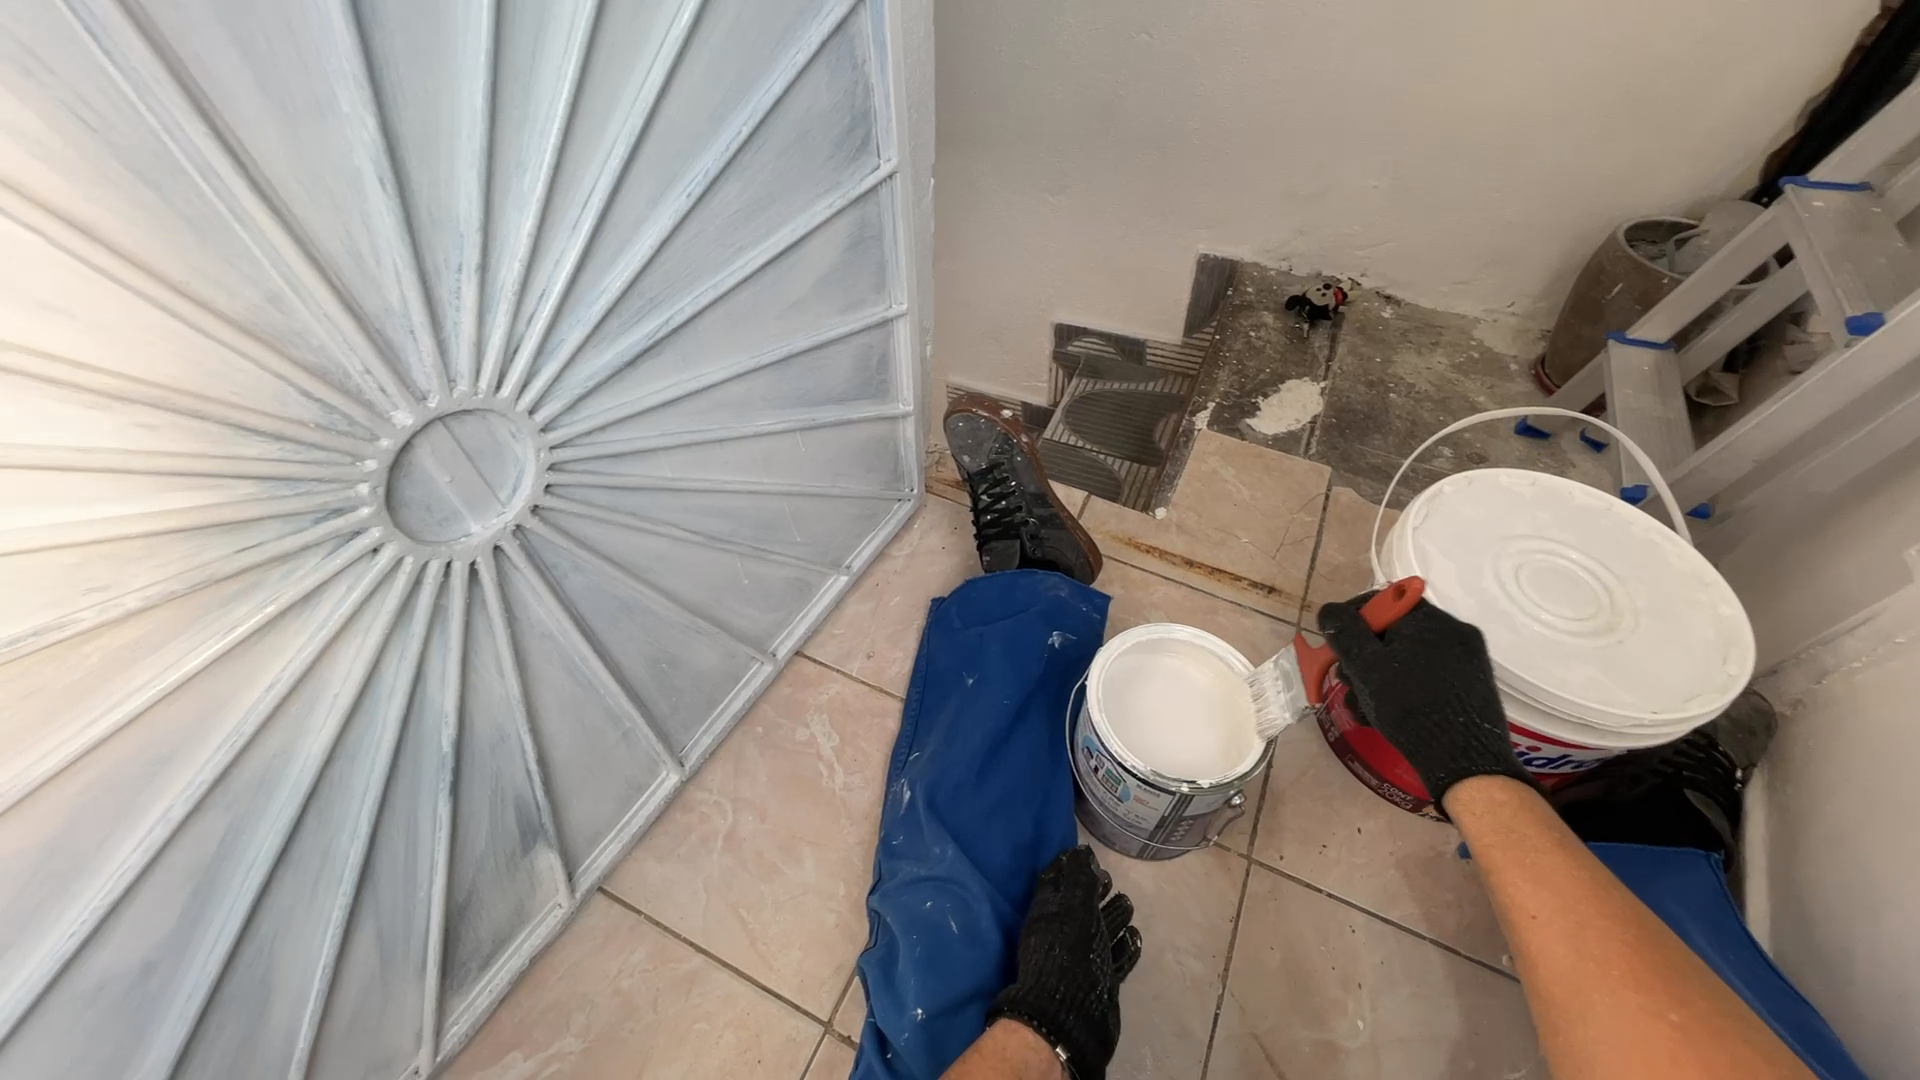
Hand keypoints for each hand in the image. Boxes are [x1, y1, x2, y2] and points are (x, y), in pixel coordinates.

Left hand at [986, 846, 1141, 1079]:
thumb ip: (1079, 878)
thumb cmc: (1068, 951)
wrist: (1070, 1014)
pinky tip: (1135, 936)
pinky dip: (1125, 947)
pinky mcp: (1098, 980)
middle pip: (1080, 905)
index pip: (1055, 880)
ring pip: (1099, 931)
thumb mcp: (1074, 906)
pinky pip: (1114, 958)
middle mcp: (1062, 932)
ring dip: (1113, 916)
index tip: (1085, 854)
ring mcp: (1080, 958)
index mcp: (1047, 912)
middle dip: (1094, 890)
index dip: (1069, 866)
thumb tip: (1082, 850)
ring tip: (1128, 903)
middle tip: (1109, 878)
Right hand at [1317, 593, 1535, 804]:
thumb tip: (1330, 610)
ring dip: (1376, 678)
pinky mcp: (1469, 685)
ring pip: (1406, 658)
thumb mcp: (1366, 667)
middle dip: (1362, 656)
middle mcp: (1454, 633)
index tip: (1334, 643)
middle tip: (1346, 681)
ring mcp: (1465, 660)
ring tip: (1362, 707)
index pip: (1382, 601)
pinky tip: (1384, 715)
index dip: (1351, 619)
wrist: (1465, 762)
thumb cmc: (1409, 707)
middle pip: (1392, 632)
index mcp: (1430, 621)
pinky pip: (1425, 675)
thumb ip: (1344, 633)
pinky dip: (1401, 689)